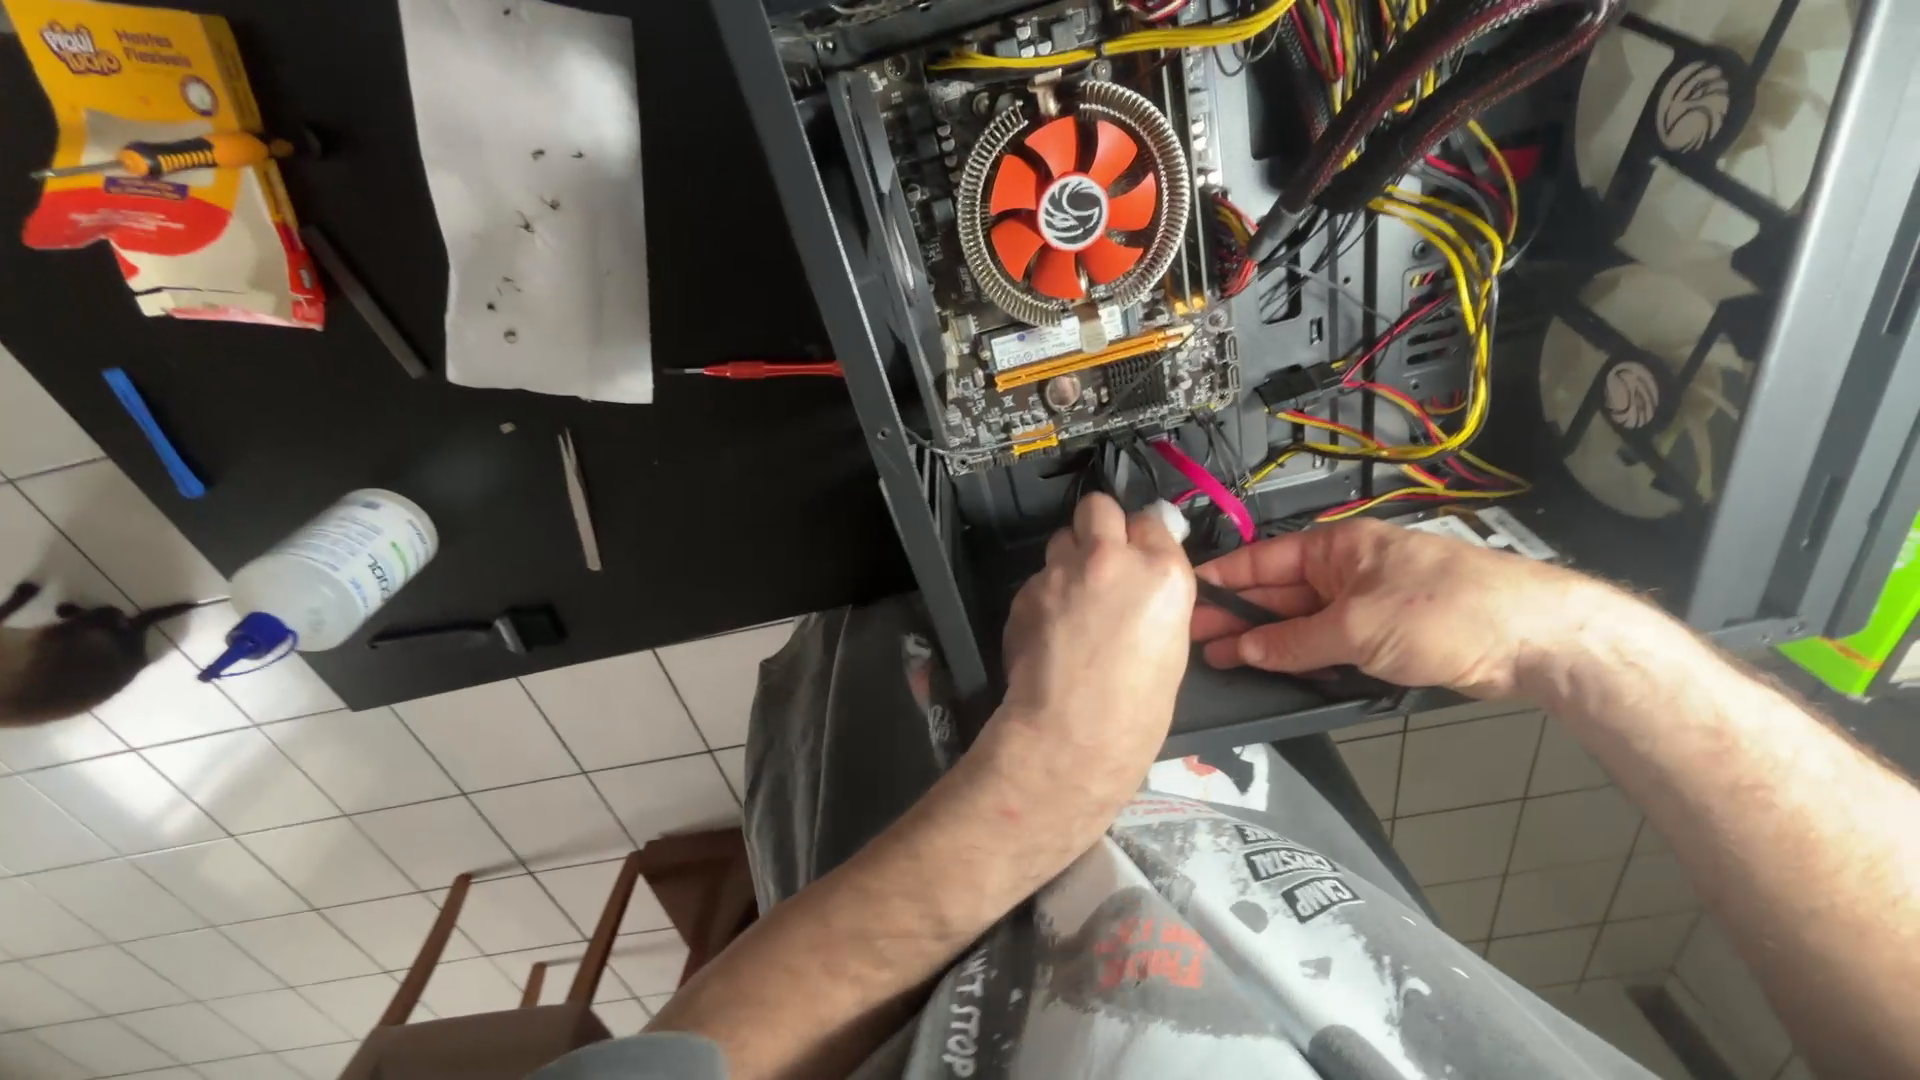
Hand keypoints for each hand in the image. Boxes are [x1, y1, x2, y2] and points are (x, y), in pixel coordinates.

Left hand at [999, 494, 1196, 779]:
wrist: (1071, 736)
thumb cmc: (1138, 707)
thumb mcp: (1172, 642)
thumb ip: (1155, 590)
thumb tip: (1144, 568)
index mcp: (1162, 571)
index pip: (1151, 520)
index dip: (1142, 538)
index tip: (1138, 556)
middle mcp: (1111, 558)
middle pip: (1098, 507)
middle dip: (1098, 526)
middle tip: (1100, 559)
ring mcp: (1062, 571)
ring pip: (1061, 539)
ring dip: (1068, 559)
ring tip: (1072, 600)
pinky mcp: (1025, 590)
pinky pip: (1038, 578)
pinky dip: (1044, 594)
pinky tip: (1049, 629)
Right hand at [1191, 518, 1606, 698]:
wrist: (1531, 639)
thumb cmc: (1439, 611)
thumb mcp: (1356, 627)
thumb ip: (1293, 642)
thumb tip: (1241, 651)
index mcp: (1335, 548)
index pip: (1262, 560)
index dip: (1222, 579)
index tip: (1185, 596)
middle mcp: (1344, 572)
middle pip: (1277, 594)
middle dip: (1237, 616)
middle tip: (1192, 640)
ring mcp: (1363, 606)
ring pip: (1300, 623)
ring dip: (1264, 641)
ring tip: (1218, 660)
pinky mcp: (1382, 637)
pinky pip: (1327, 644)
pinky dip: (1300, 656)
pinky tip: (1268, 670)